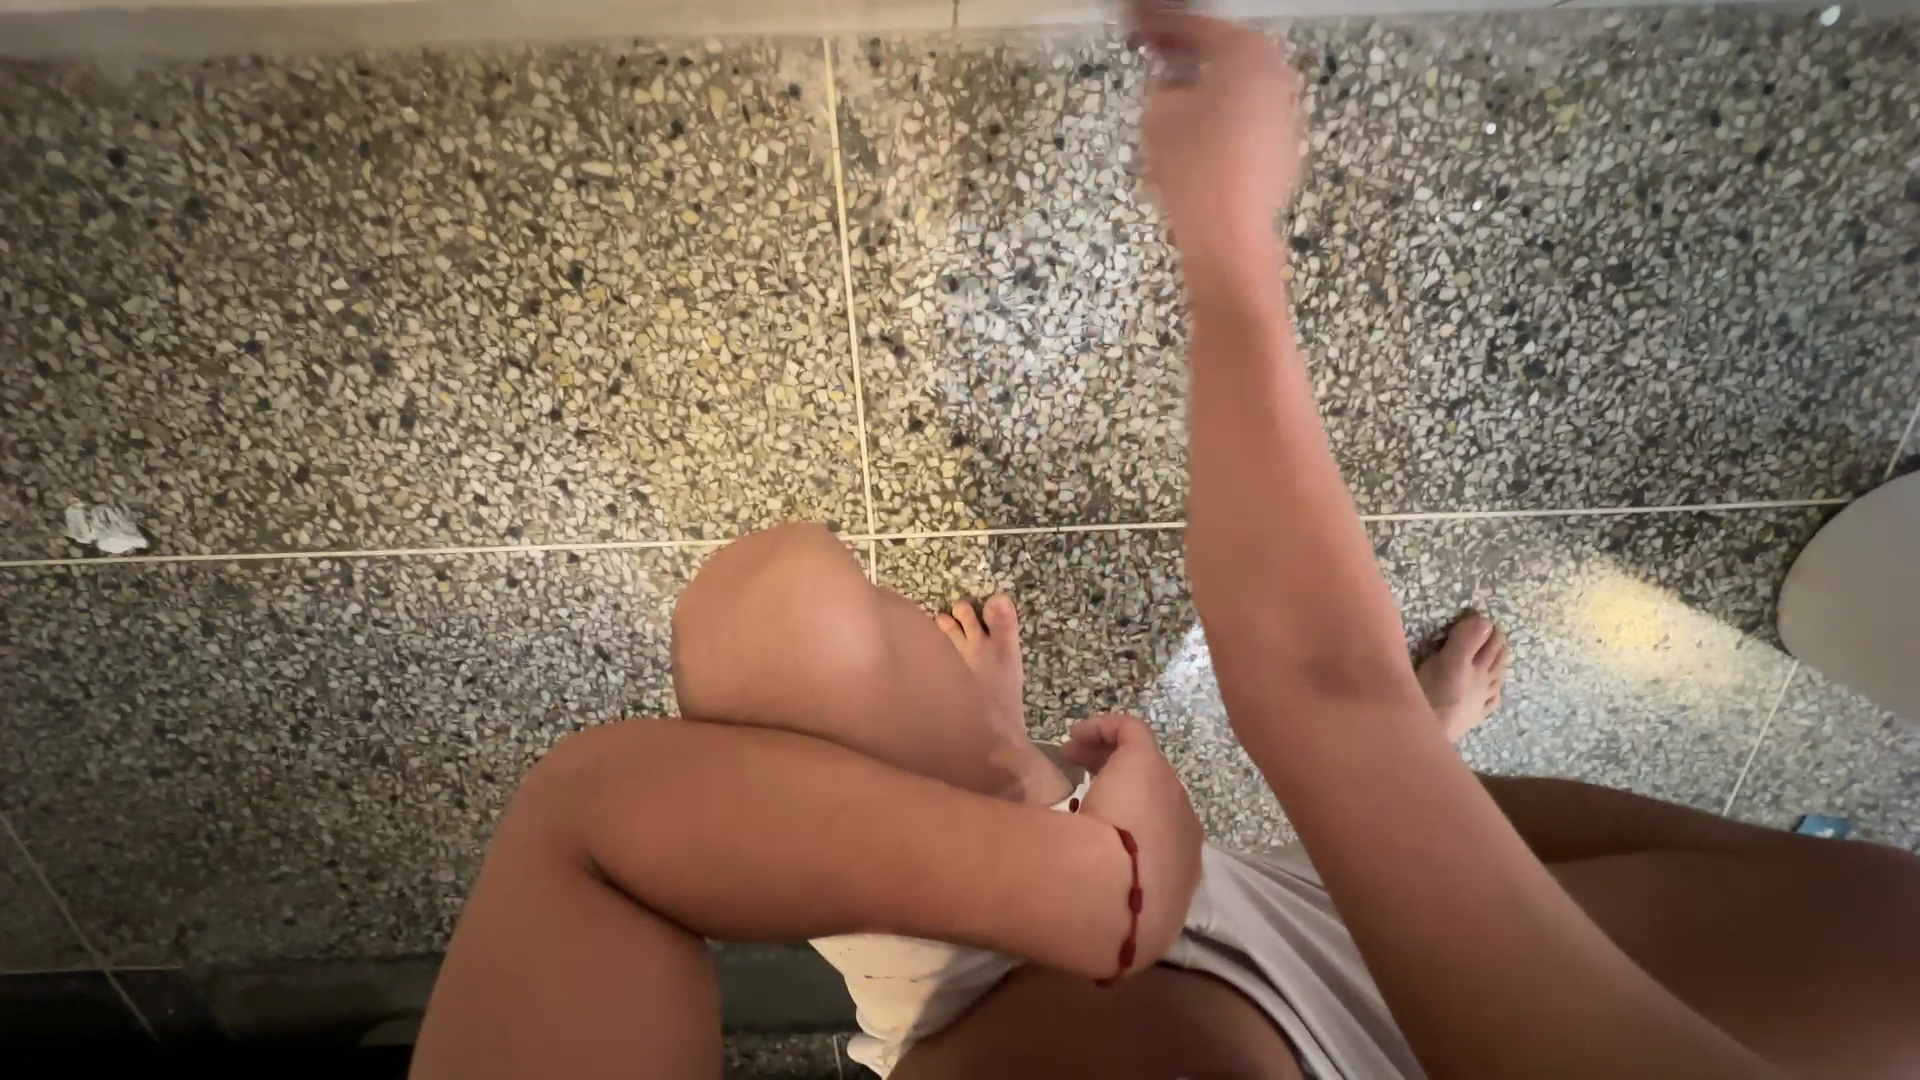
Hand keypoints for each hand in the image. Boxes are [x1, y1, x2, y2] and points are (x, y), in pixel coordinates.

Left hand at [1061, 713, 1203, 974]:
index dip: (1128, 829)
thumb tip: (1083, 920)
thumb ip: (1110, 916)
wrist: (1114, 897)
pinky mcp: (1147, 762)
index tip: (1091, 829)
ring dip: (1109, 760)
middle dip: (1122, 792)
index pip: (1159, 842)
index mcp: (1180, 875)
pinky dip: (1103, 729)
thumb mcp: (1117, 926)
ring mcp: (1169, 793)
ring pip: (1144, 766)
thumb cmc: (1112, 915)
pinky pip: (1131, 731)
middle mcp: (1184, 831)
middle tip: (1081, 790)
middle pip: (1155, 800)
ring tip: (1073, 758)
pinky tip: (1074, 736)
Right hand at [1136, 5, 1306, 269]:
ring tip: (1173, 119)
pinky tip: (1196, 153)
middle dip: (1191, 63)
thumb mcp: (1157, 117)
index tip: (1140, 25)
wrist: (1228, 236)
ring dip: (1206, 100)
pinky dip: (1221, 131)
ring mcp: (1285, 116)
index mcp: (1247, 53)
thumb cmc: (1192, 171)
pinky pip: (1245, 129)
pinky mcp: (1283, 154)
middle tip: (1159, 69)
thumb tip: (1169, 84)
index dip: (1161, 25)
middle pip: (1225, 59)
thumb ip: (1162, 87)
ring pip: (1236, 96)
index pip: (1197, 27)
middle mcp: (1276, 76)